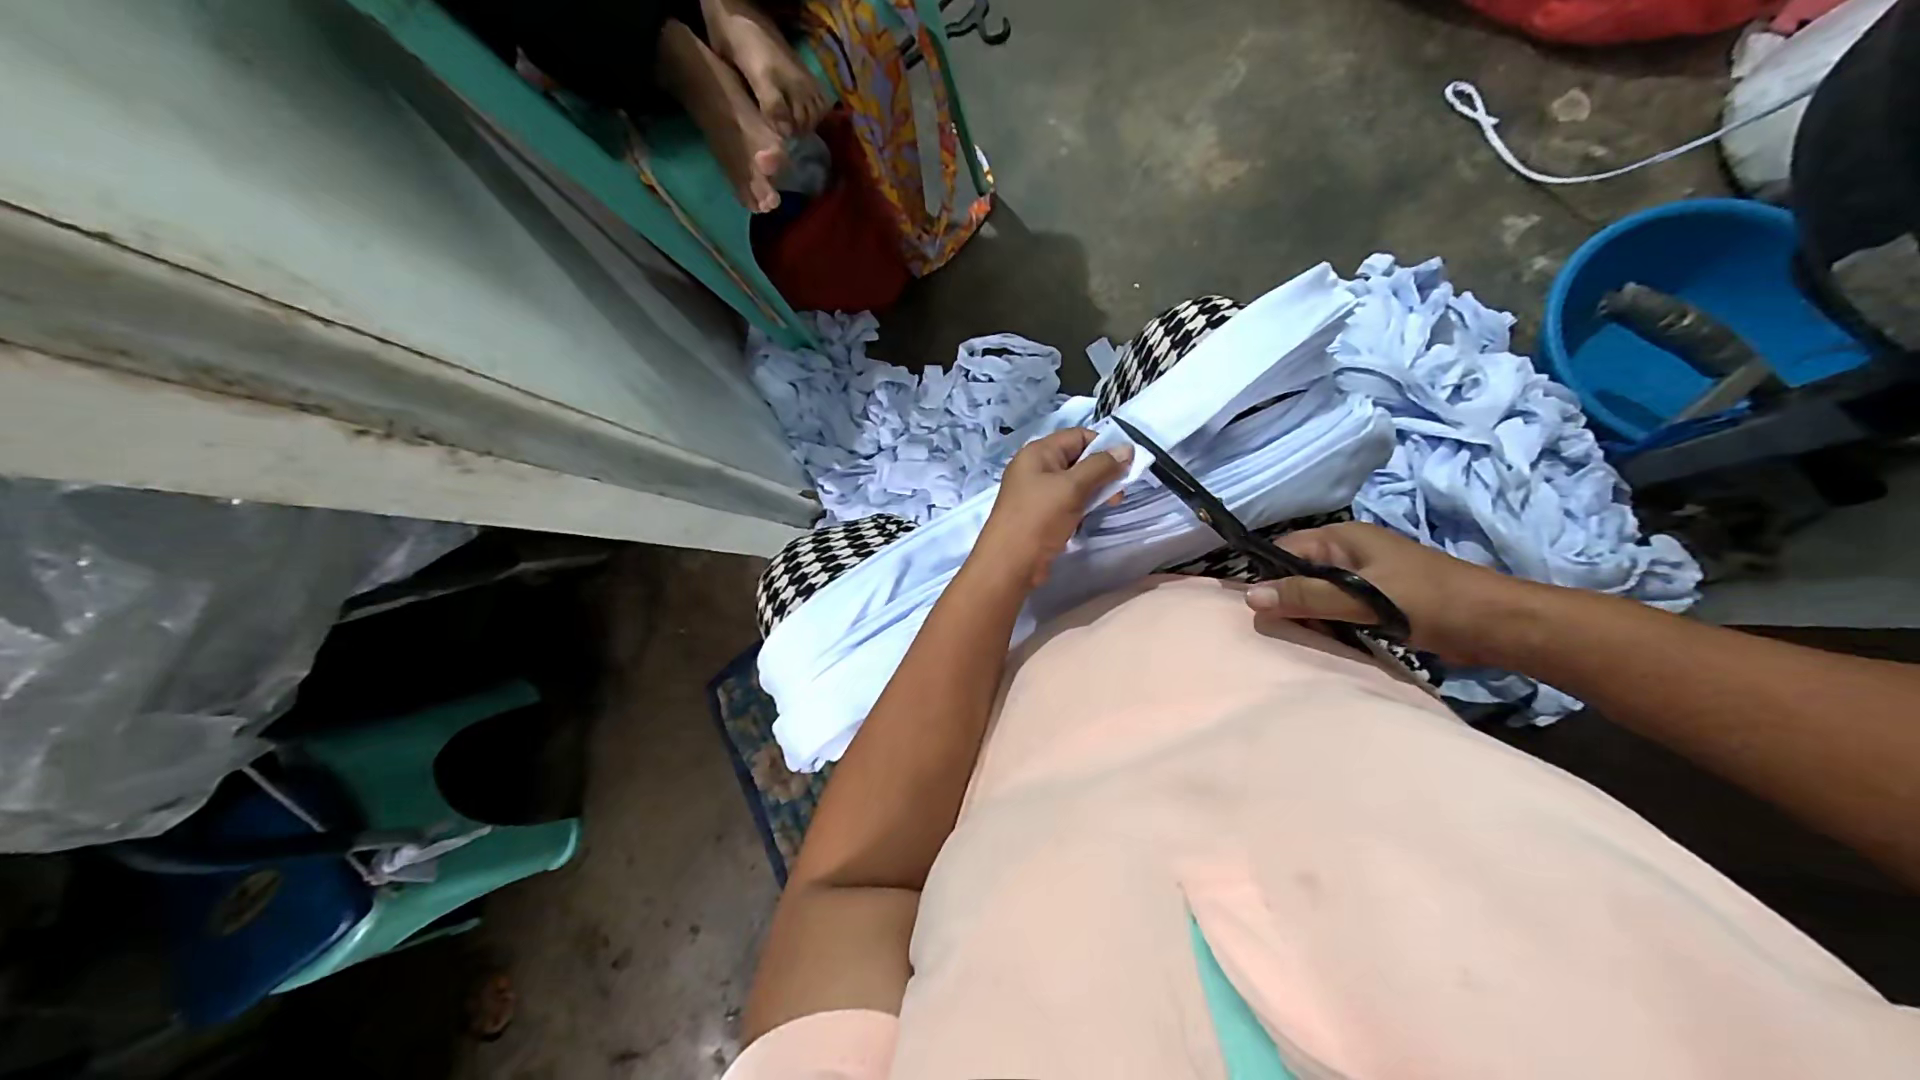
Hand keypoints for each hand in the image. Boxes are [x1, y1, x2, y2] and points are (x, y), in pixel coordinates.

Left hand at [975, 429, 1131, 587]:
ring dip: (1094, 493)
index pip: (1078, 436)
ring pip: (1075, 484)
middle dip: (1101, 473)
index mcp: (1038, 452)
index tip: (1124, 466)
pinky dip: (1081, 508)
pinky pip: (1067, 503)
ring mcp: (1037, 493)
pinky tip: (1086, 521)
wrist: (1009, 564)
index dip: (1103, 446)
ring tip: (1107, 507)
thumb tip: (1127, 448)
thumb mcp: (1072, 487)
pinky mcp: (1041, 515)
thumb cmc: (1039, 519)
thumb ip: (1101, 466)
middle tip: (1118, 493)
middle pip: (1078, 460)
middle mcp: (1036, 468)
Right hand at [1245, 522, 1541, 665]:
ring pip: (1316, 593)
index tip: (1253, 609)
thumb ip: (1306, 596)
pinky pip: (1336, 607)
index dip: (1265, 575)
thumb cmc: (1430, 602)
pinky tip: (1327, 639)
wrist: (1499, 625)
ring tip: (1304, 637)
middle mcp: (1348, 552)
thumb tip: (1250, 597)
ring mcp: (1364, 576)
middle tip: (1281, 629)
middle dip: (1286, 599)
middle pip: (1297, 572)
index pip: (1283, 549)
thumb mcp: (1362, 599)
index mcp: (1343, 538)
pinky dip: (1328, 622)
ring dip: (1308, 614)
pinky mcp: (1376, 599)